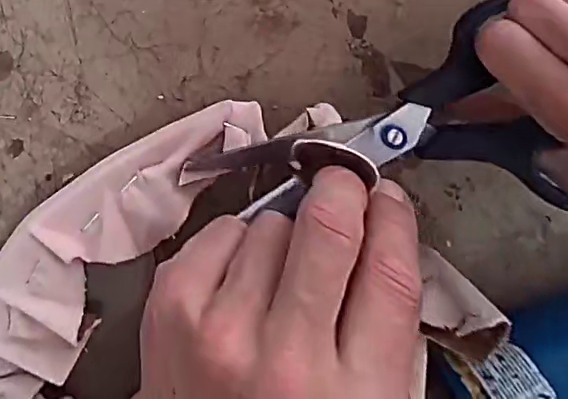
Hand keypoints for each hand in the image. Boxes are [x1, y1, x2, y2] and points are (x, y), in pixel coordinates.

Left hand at [135, 168, 423, 398]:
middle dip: (341, 189)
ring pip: (272, 222)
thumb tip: (381, 227)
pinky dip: (236, 243)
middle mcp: (288, 364)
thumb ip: (383, 326)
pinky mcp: (174, 314)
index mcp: (356, 397)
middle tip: (341, 188)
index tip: (385, 197)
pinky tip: (237, 284)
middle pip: (330, 223)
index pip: (390, 269)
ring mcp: (224, 334)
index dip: (393, 216)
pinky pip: (222, 230)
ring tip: (277, 278)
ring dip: (283, 234)